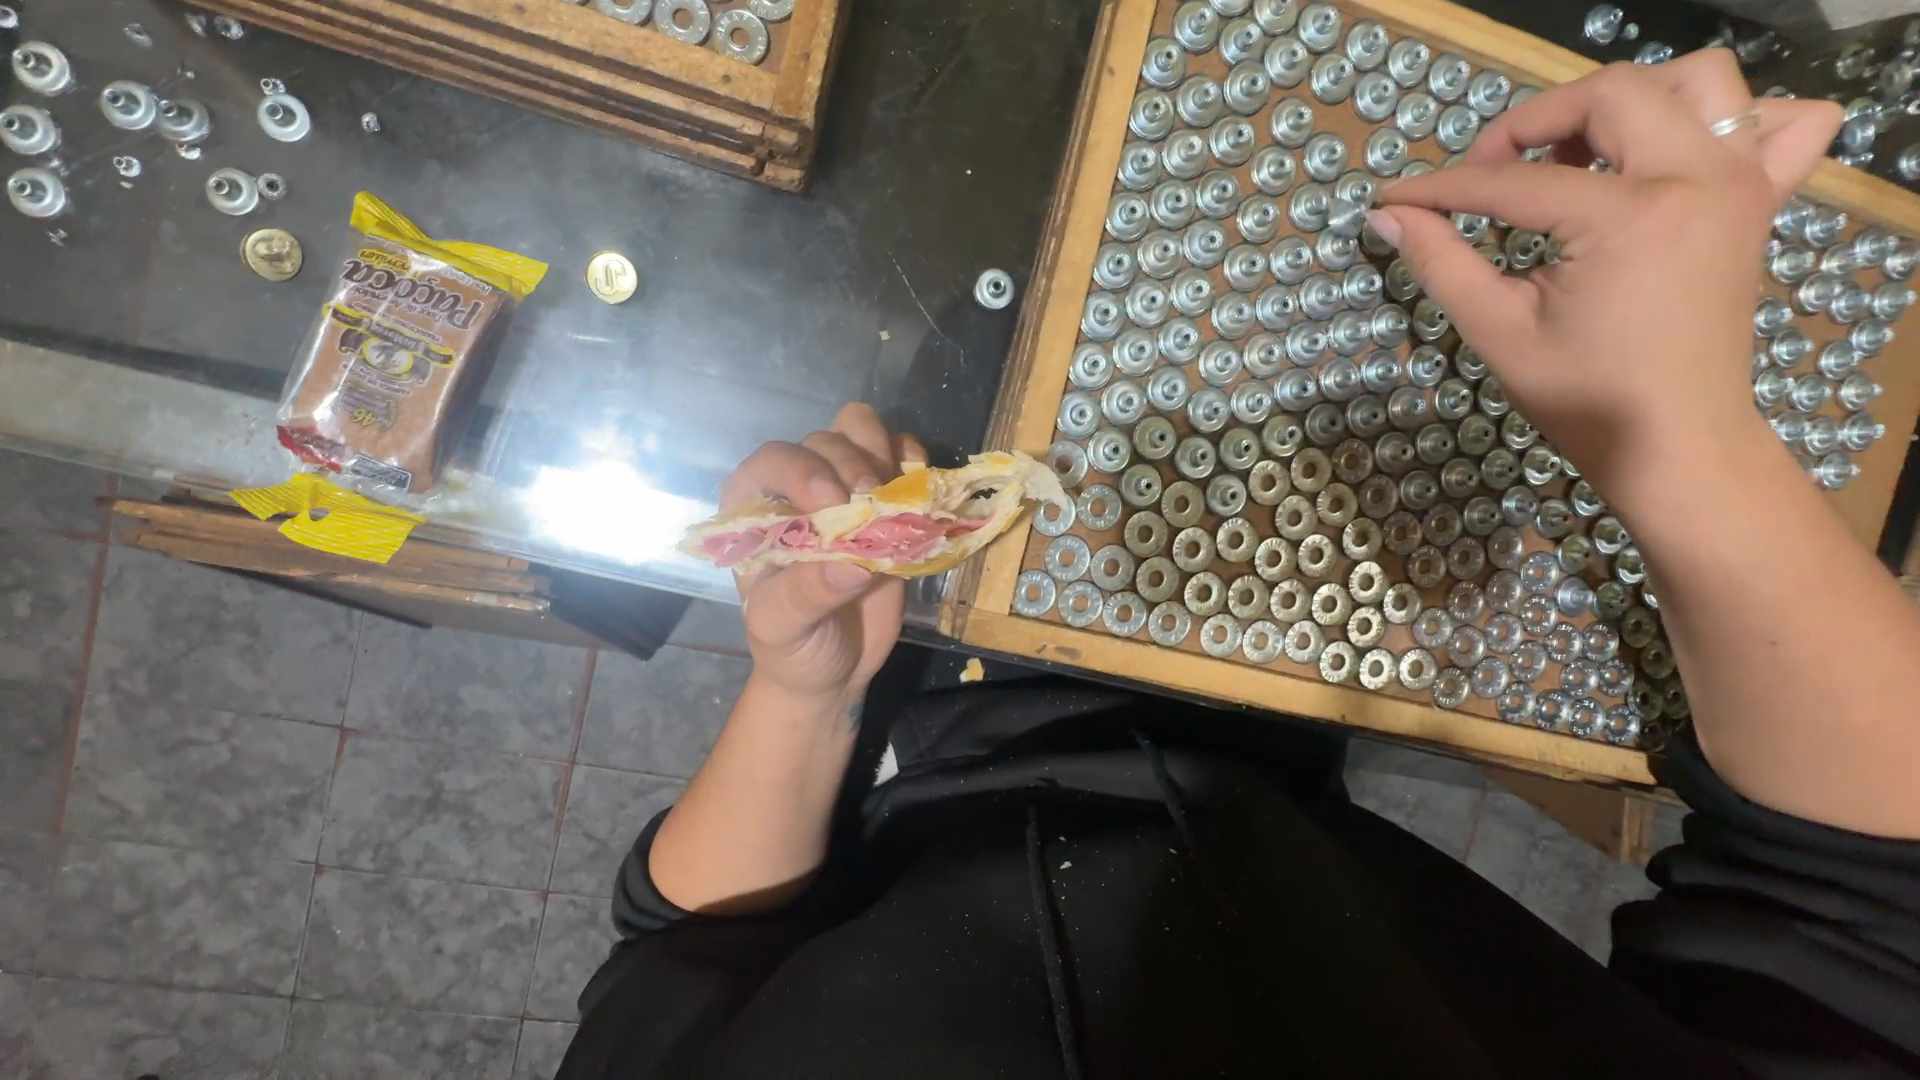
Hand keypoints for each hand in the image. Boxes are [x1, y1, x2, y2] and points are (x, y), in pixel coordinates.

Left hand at [720, 403, 926, 701]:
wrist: (833, 671)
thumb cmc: (793, 647)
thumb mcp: (784, 628)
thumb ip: (808, 593)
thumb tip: (855, 561)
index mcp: (755, 509)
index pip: (773, 461)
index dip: (803, 471)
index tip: (831, 505)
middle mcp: (799, 489)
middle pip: (826, 441)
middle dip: (852, 466)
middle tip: (871, 507)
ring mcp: (847, 491)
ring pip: (862, 434)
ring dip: (882, 456)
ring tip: (895, 499)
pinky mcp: (887, 503)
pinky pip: (900, 456)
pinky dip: (914, 464)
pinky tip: (918, 495)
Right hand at [1371, 50, 1839, 518]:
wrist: (1670, 435)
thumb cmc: (1578, 395)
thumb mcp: (1494, 329)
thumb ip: (1440, 263)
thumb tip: (1388, 217)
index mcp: (1628, 216)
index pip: (1513, 180)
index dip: (1441, 187)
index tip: (1393, 197)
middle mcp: (1698, 177)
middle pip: (1612, 94)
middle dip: (1530, 123)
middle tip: (1483, 174)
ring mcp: (1743, 181)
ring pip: (1697, 83)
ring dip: (1623, 104)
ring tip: (1572, 156)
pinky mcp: (1759, 199)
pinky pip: (1784, 113)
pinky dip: (1726, 117)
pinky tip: (1666, 158)